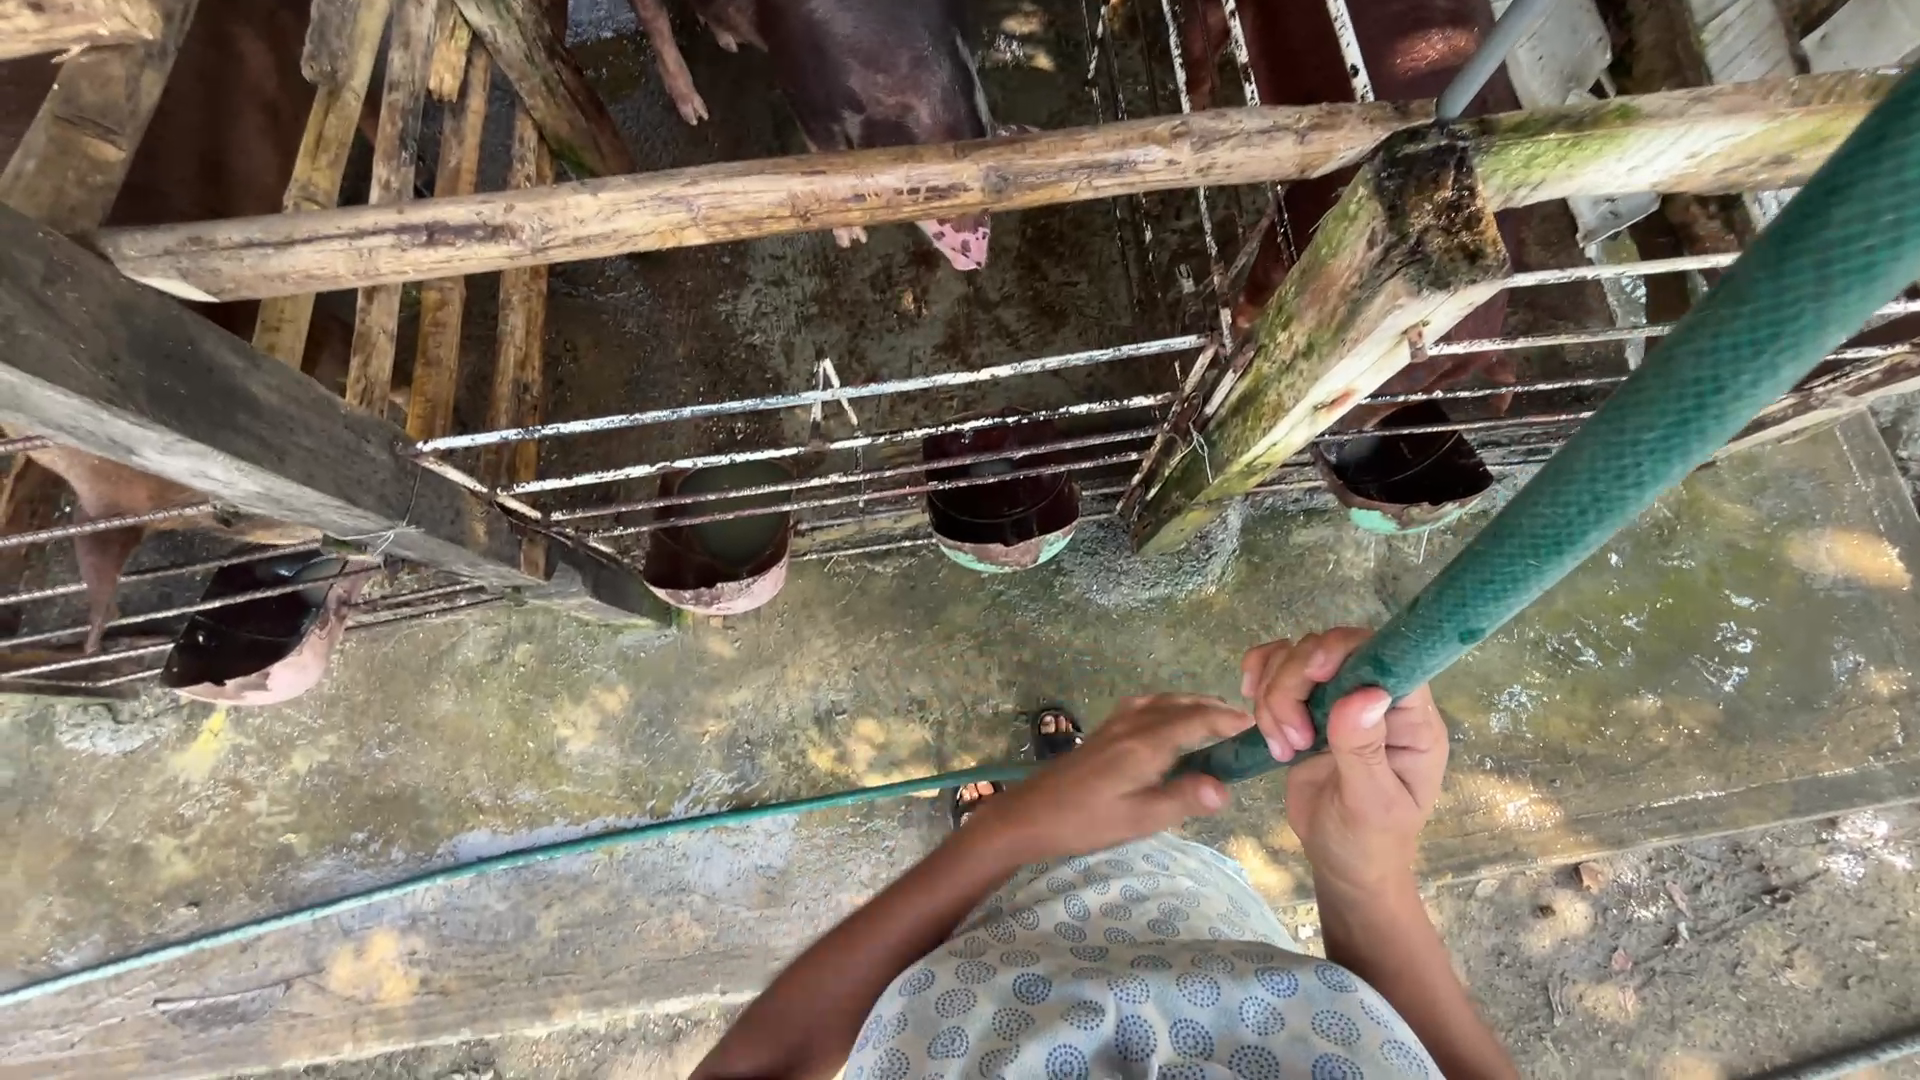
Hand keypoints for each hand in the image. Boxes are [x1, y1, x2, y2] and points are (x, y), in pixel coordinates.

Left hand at [964, 695, 1252, 862]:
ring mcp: (1115, 723)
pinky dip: (1168, 706)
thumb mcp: (1139, 819)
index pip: (1197, 720)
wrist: (1032, 813)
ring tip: (1214, 721)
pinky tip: (1169, 721)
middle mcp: (1132, 724)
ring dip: (1191, 705)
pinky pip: (1145, 705)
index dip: (1227, 721)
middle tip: (1242, 726)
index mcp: (1145, 743)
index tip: (1256, 726)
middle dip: (1214, 709)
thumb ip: (1182, 799)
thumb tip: (1225, 788)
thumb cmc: (1086, 821)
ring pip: (1162, 701)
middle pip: (1181, 704)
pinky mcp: (1104, 730)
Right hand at [1240, 628, 1447, 894]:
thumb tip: (1365, 694)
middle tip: (1292, 740)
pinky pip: (1273, 667)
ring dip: (1274, 697)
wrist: (1341, 861)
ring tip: (1280, 746)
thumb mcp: (1372, 804)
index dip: (1344, 650)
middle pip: (1326, 650)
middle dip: (1294, 686)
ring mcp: (1336, 698)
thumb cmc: (1369, 841)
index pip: (1382, 655)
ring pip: (1292, 658)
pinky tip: (1253, 712)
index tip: (1314, 674)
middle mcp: (1374, 697)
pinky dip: (1257, 680)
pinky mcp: (1302, 704)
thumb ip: (1364, 750)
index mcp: (1411, 718)